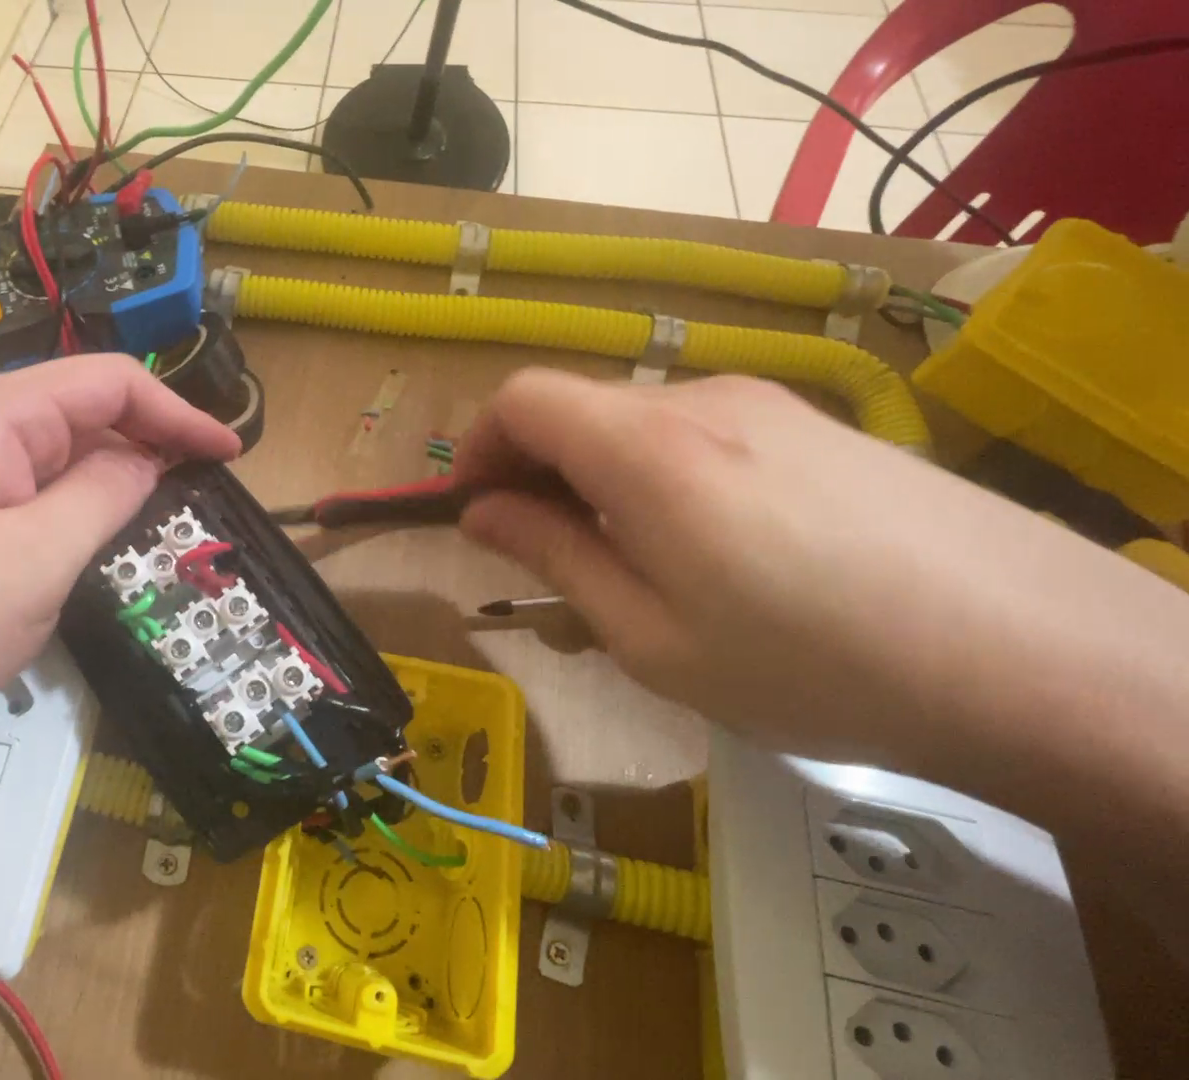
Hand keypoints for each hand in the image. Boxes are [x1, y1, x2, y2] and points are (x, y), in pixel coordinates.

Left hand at [0, 355, 241, 735]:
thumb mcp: (30, 563)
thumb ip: (100, 498)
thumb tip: (143, 460)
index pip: (112, 382)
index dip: (179, 412)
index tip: (229, 452)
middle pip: (84, 412)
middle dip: (150, 442)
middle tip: (203, 492)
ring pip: (55, 455)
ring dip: (113, 478)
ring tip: (162, 517)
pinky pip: (24, 491)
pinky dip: (72, 506)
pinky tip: (93, 539)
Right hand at [454, 370, 1188, 792]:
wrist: (1044, 662)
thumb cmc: (810, 667)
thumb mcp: (650, 636)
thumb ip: (555, 557)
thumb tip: (482, 513)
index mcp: (646, 449)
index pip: (523, 398)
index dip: (479, 446)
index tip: (474, 511)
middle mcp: (702, 403)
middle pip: (580, 409)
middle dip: (537, 471)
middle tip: (545, 558)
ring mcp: (772, 406)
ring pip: (641, 424)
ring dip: (599, 479)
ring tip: (629, 568)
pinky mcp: (822, 426)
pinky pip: (704, 436)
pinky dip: (662, 477)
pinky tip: (710, 553)